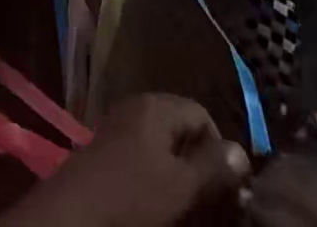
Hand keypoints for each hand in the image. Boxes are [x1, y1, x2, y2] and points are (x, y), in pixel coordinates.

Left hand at [0, 94, 250, 226]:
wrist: (75, 210)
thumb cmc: (132, 194)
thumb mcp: (181, 185)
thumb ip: (213, 166)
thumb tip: (241, 150)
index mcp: (155, 105)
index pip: (201, 113)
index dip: (218, 147)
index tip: (222, 184)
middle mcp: (136, 106)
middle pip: (181, 125)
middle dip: (197, 158)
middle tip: (205, 196)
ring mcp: (119, 123)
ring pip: (162, 140)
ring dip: (177, 167)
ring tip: (184, 200)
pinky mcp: (107, 144)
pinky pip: (142, 150)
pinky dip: (156, 169)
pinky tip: (157, 196)